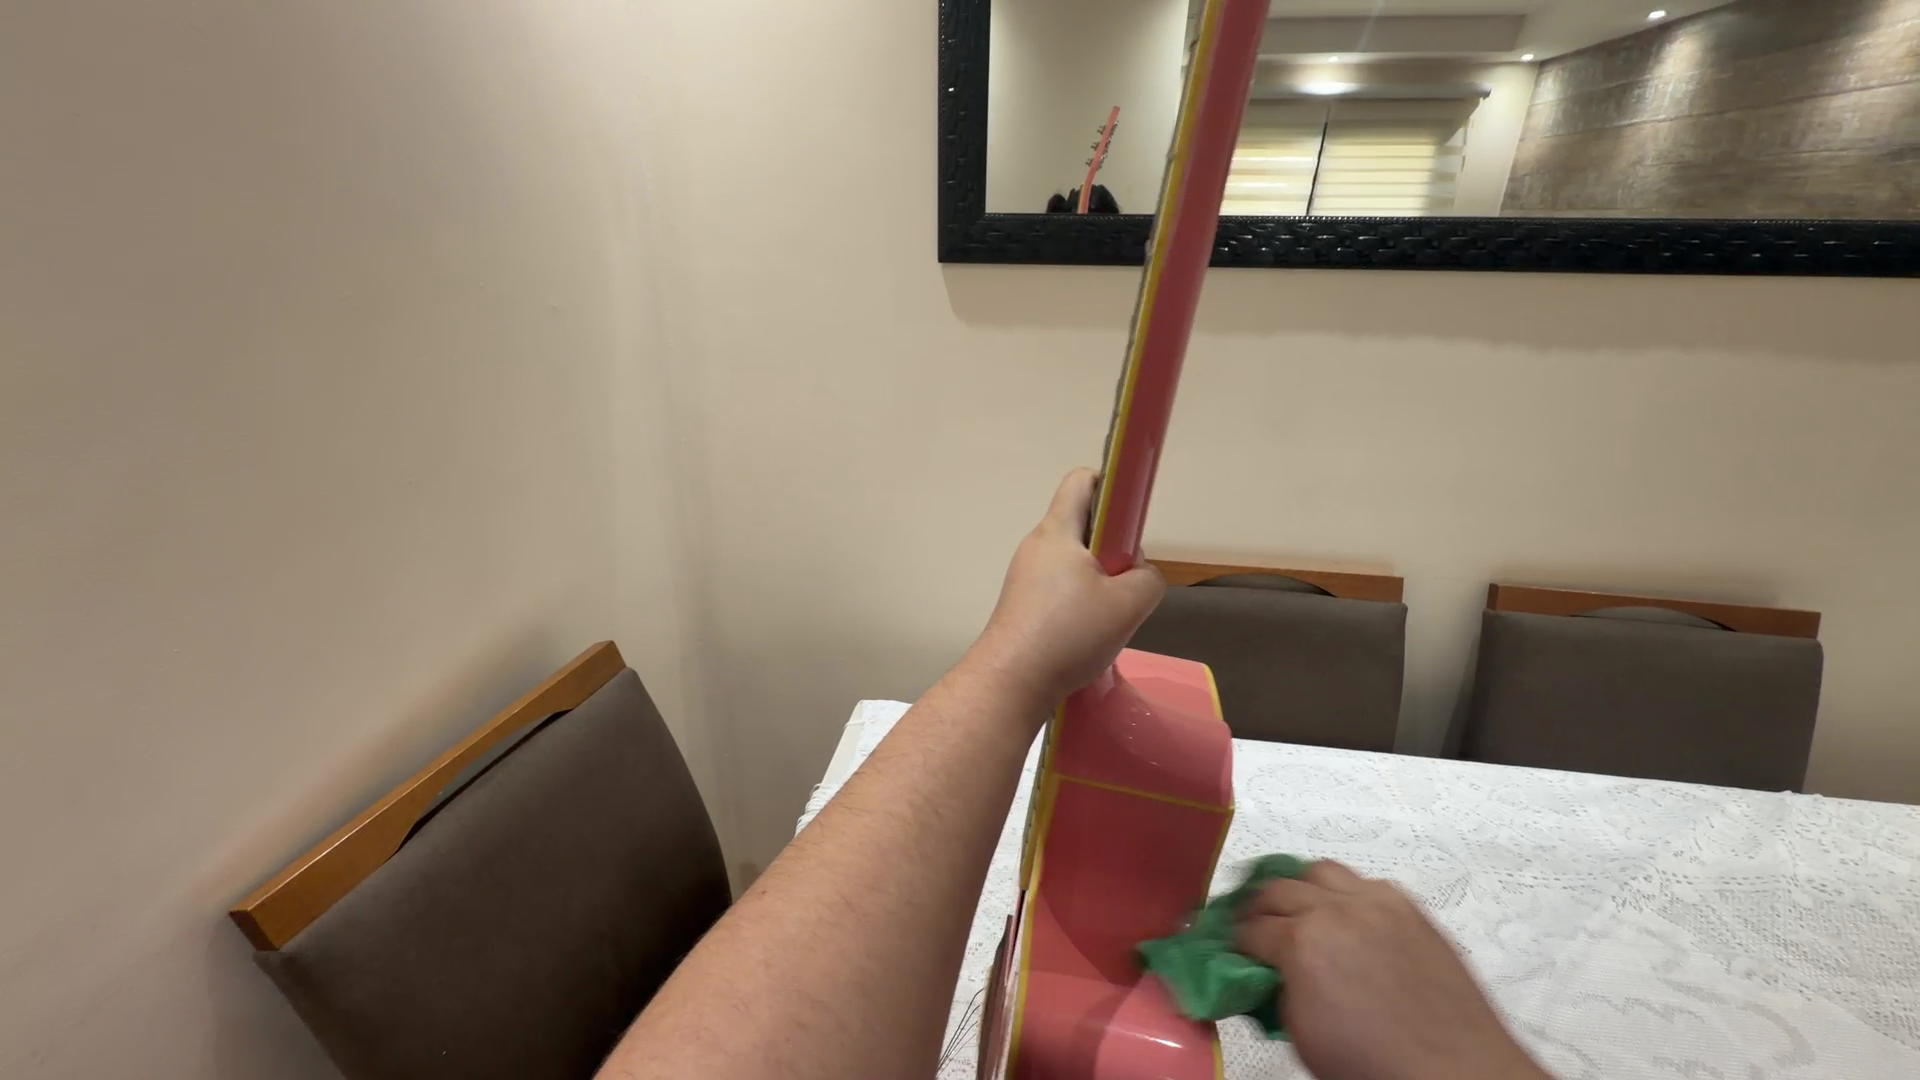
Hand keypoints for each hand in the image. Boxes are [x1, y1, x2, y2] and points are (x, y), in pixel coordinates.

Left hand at [969, 468, 1164, 705]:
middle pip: (1082, 526)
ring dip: (1099, 579)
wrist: (1011, 682)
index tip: (1130, 519)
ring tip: (1109, 615)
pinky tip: (1088, 634)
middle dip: (1113, 545)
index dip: (1112, 486)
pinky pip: (1060, 587)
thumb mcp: (1129, 603)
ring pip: (1073, 561)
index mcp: (1057, 532)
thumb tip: (1135, 573)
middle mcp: (1036, 546)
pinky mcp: (1022, 603)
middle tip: (1126, 580)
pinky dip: (1080, 601)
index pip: (1081, 481)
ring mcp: (1025, 576)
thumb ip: (1147, 577)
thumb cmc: (1069, 632)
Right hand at [1236, 861, 1549, 1079]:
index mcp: (1301, 943)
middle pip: (1276, 888)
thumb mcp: (1303, 1039)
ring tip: (1301, 910)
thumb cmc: (1376, 1067)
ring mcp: (1375, 903)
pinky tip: (1349, 920)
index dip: (1234, 940)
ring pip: (1318, 871)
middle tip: (1254, 927)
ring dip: (1301, 888)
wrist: (1459, 1076)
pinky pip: (1365, 882)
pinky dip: (1347, 895)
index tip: (1230, 948)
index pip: (1249, 929)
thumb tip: (1265, 975)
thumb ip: (1275, 993)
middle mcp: (1334, 910)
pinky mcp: (1409, 908)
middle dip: (1258, 908)